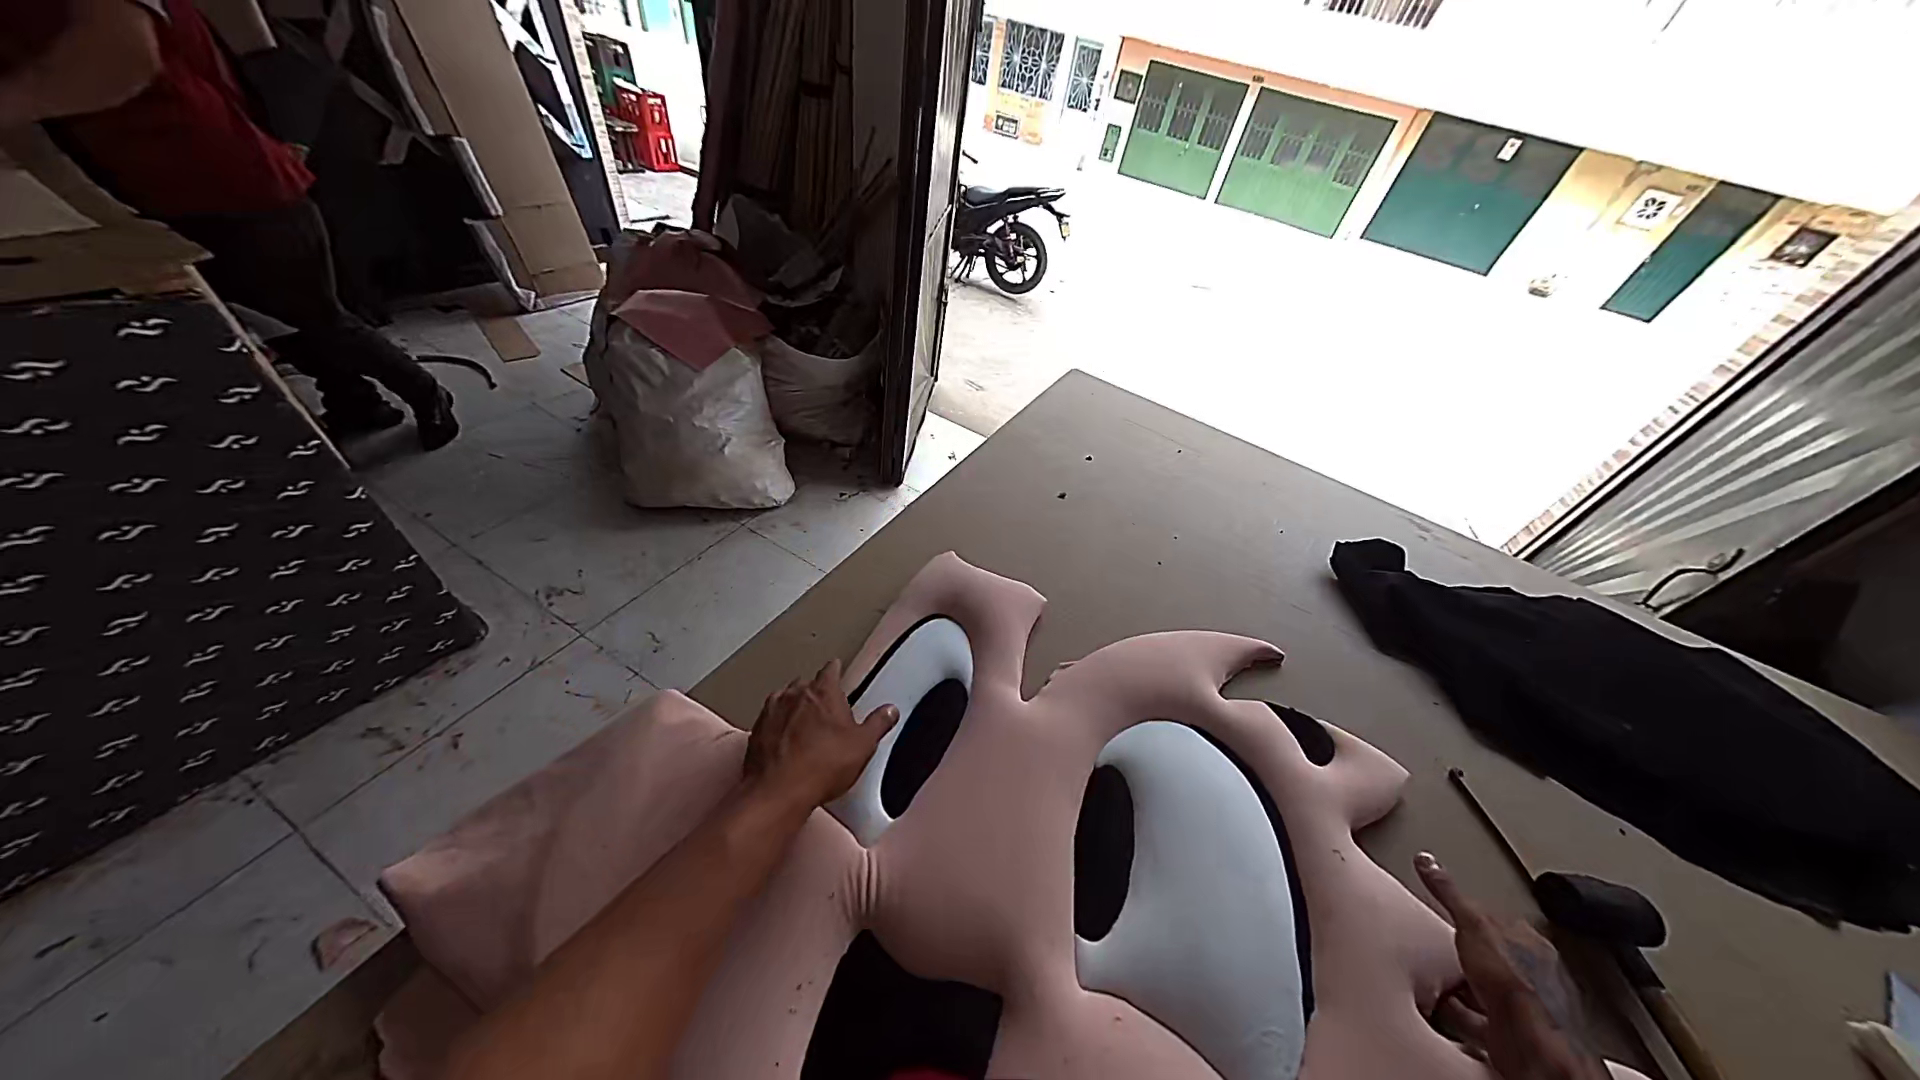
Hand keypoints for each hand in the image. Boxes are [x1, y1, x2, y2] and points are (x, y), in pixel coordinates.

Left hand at [743, 659, 899, 812]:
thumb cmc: (819, 766)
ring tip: (804, 725)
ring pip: (784, 700)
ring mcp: (772, 712)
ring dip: (793, 707)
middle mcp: (794, 696)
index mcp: (823, 692)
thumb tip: (889, 712)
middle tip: (826, 706)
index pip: (830, 670)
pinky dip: (777, 726)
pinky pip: (769, 721)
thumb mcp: (863, 745)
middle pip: (805, 683)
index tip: (836, 667)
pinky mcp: (756, 732)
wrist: (778, 791)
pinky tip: (784, 742)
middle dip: (815, 691)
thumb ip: (878, 723)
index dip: (835, 669)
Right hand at [1417, 853, 1611, 1079]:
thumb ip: (1449, 894)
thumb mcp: (1473, 925)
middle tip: (1436, 945)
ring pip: (1486, 988)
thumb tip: (1427, 861)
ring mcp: (1525, 1007)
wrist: (1533, 1044)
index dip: (1466, 912)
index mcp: (1530, 943)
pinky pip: (1479, 1016)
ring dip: (1460, 985)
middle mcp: (1533, 975)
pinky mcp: (1512, 1032)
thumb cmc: (1519, 986)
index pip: (1494, 918)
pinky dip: (1459, 1012)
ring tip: (1434, 978)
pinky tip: (1444, 1008)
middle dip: (1463, 952)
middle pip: (1491, 955)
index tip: (1444, 908)